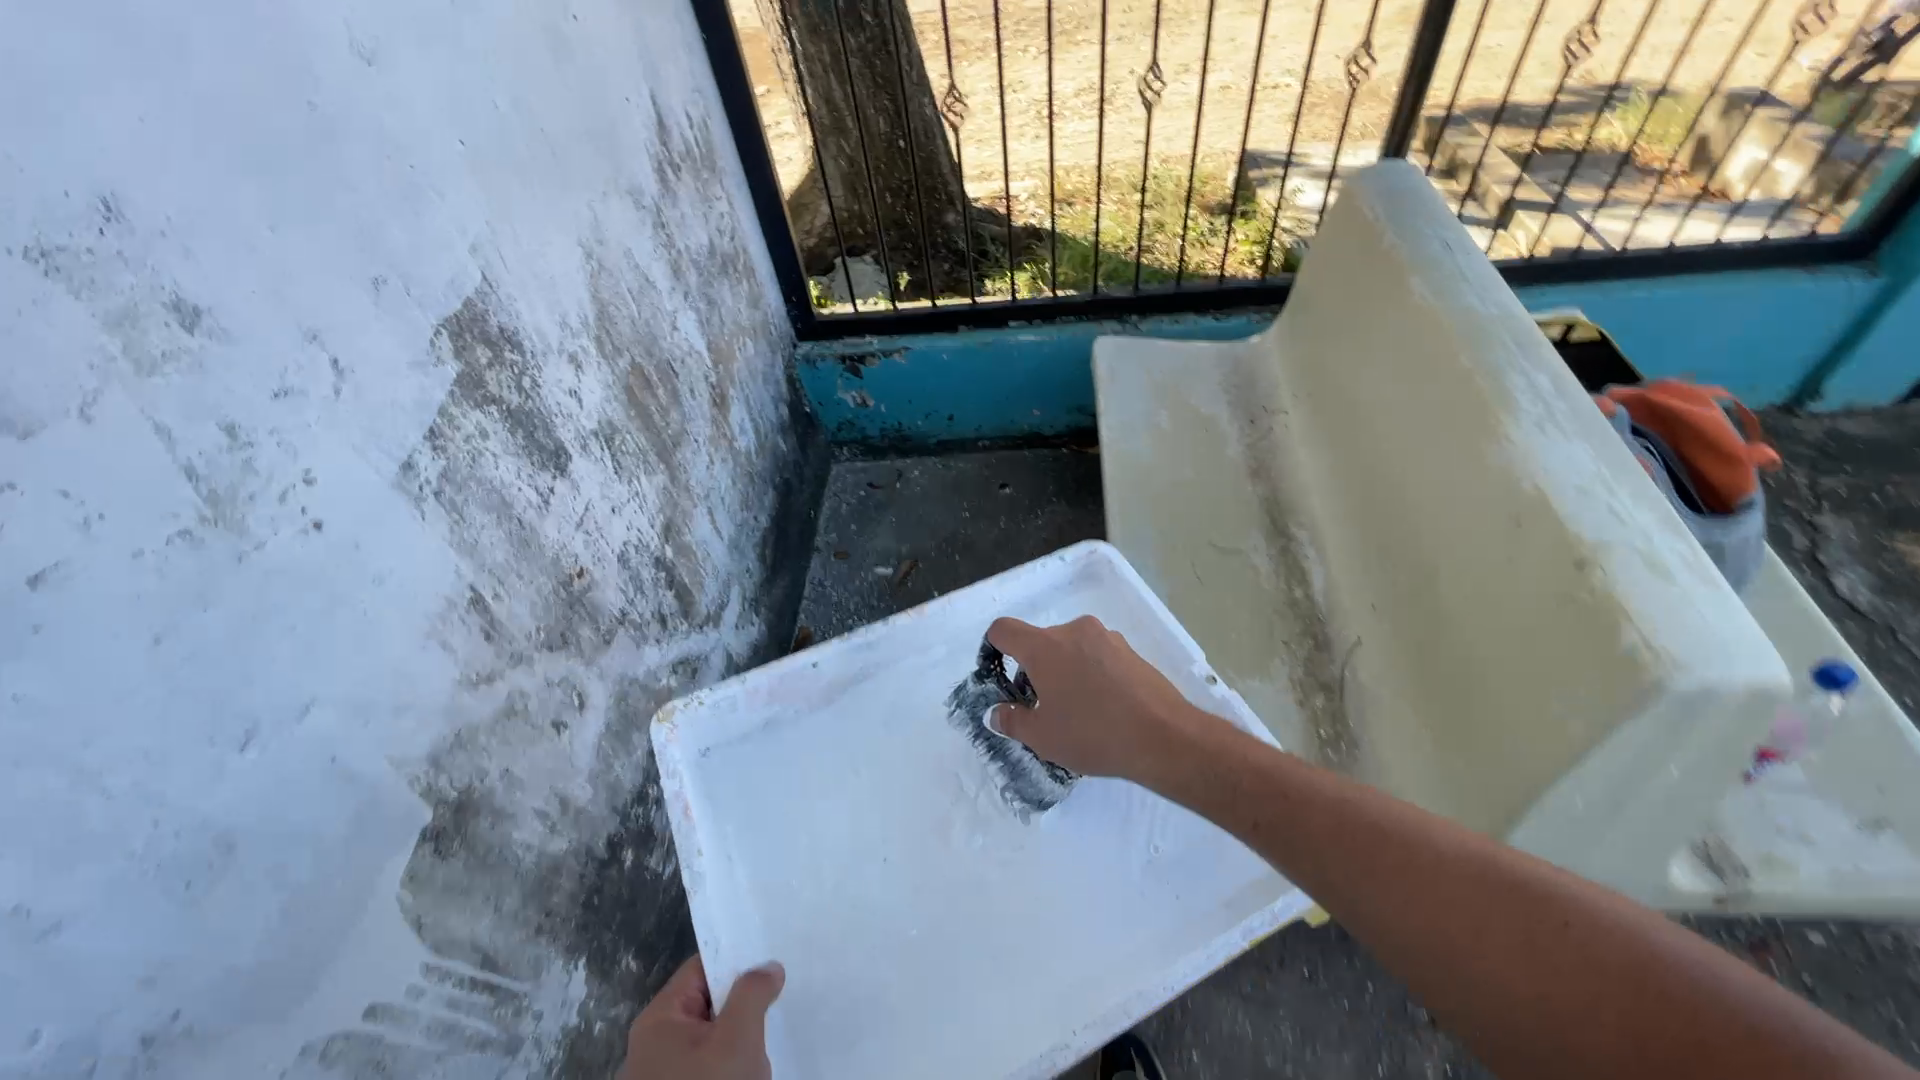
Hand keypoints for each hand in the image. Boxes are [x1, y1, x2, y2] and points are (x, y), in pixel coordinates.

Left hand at [618, 954, 784, 1079]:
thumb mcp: (737, 1038)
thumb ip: (753, 993)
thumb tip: (767, 966)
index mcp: (660, 1018)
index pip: (701, 968)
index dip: (736, 959)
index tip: (771, 957)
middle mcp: (656, 1043)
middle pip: (707, 1004)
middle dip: (743, 1002)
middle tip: (780, 995)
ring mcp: (666, 1075)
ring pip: (711, 1039)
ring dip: (741, 1037)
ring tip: (772, 1032)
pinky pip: (710, 1068)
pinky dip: (732, 1065)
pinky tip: (755, 1070)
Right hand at [986, 615, 1219, 784]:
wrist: (1164, 737)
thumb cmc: (1093, 734)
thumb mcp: (1042, 737)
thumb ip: (1012, 721)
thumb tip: (997, 713)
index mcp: (1045, 647)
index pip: (1004, 630)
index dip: (993, 648)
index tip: (1000, 677)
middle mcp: (1075, 632)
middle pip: (1040, 642)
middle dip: (1034, 671)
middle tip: (1042, 708)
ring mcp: (1107, 639)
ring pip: (1071, 649)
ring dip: (1065, 673)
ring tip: (1077, 712)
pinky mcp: (1131, 652)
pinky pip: (1098, 657)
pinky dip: (1092, 676)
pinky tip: (1104, 710)